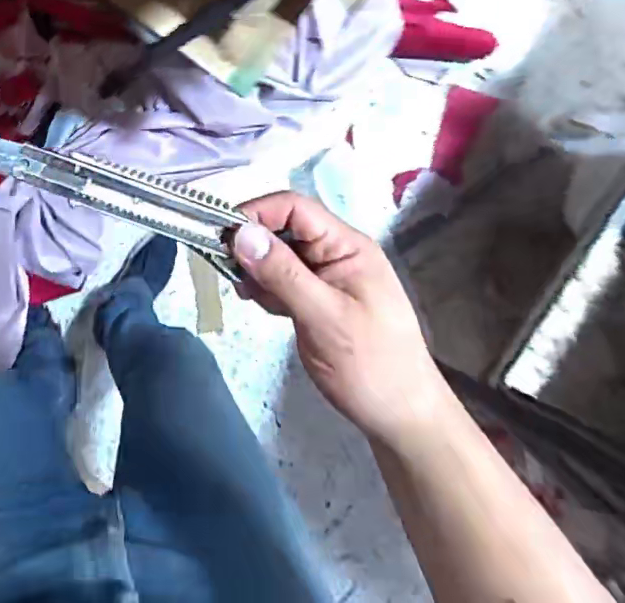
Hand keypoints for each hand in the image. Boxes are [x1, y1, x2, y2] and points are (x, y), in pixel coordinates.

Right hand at [233, 192, 449, 445]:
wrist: (402, 418)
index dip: (256, 213)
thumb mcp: (324, 318)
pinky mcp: (315, 299)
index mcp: (346, 246)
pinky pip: (281, 279)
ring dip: (255, 267)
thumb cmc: (371, 366)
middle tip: (226, 268)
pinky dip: (264, 287)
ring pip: (278, 254)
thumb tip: (240, 233)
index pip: (294, 208)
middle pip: (283, 228)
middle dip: (252, 243)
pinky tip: (259, 303)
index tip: (223, 236)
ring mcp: (325, 277)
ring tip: (245, 292)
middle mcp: (334, 253)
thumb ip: (282, 273)